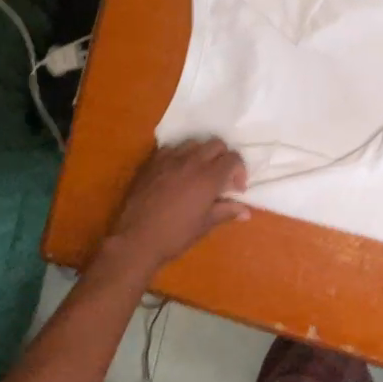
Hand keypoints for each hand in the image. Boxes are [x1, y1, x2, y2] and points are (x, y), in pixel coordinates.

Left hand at [95, 140, 249, 274]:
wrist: (136, 239)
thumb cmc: (174, 236)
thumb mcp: (204, 225)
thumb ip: (226, 212)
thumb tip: (246, 211)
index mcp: (208, 177)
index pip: (233, 158)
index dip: (240, 170)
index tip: (236, 188)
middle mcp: (191, 161)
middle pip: (216, 144)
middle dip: (223, 157)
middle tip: (220, 178)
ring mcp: (169, 158)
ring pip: (194, 142)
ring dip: (202, 153)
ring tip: (199, 172)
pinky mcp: (152, 161)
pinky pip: (171, 148)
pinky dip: (180, 155)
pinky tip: (176, 172)